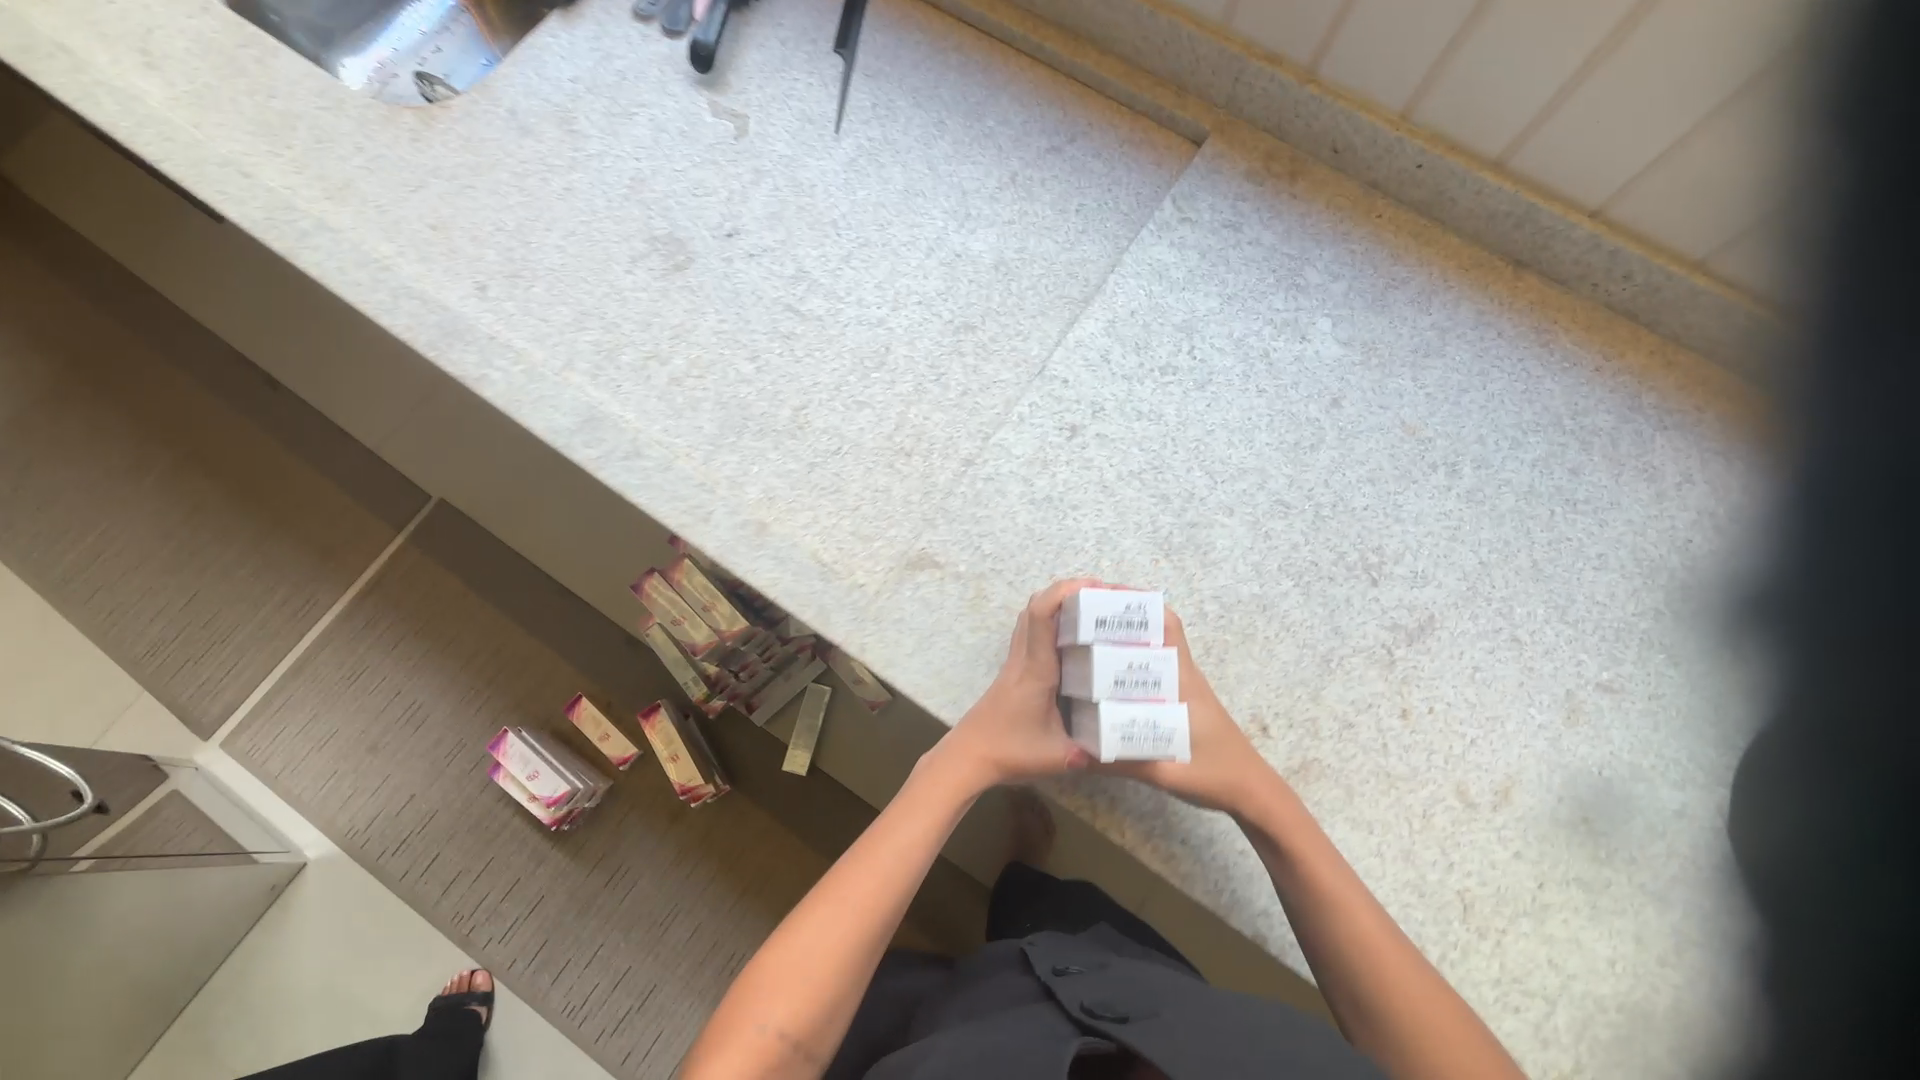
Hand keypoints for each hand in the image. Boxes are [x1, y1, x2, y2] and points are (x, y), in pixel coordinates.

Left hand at [930, 578, 1099, 790]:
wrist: (968, 756)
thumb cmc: (1009, 752)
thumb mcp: (1057, 757)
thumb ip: (1090, 753)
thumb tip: (1127, 746)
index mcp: (1036, 669)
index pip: (1042, 615)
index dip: (1065, 592)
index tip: (1098, 587)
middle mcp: (1023, 657)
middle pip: (1037, 605)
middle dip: (1070, 591)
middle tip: (1106, 597)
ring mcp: (1015, 661)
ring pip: (1031, 617)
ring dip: (1059, 604)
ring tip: (1094, 611)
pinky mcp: (1014, 670)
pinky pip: (1032, 633)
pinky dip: (1051, 623)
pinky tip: (1075, 640)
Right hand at [1098, 608, 1278, 813]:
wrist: (1250, 791)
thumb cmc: (1214, 773)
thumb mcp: (1163, 770)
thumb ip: (1120, 761)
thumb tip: (1074, 754)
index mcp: (1181, 679)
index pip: (1166, 625)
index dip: (1137, 603)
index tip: (1102, 594)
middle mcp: (1181, 676)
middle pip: (1155, 631)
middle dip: (1121, 617)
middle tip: (1081, 616)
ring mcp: (1183, 689)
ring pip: (1153, 652)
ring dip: (1124, 641)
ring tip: (1083, 641)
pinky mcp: (1181, 704)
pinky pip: (1152, 674)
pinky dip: (1129, 668)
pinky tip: (1102, 680)